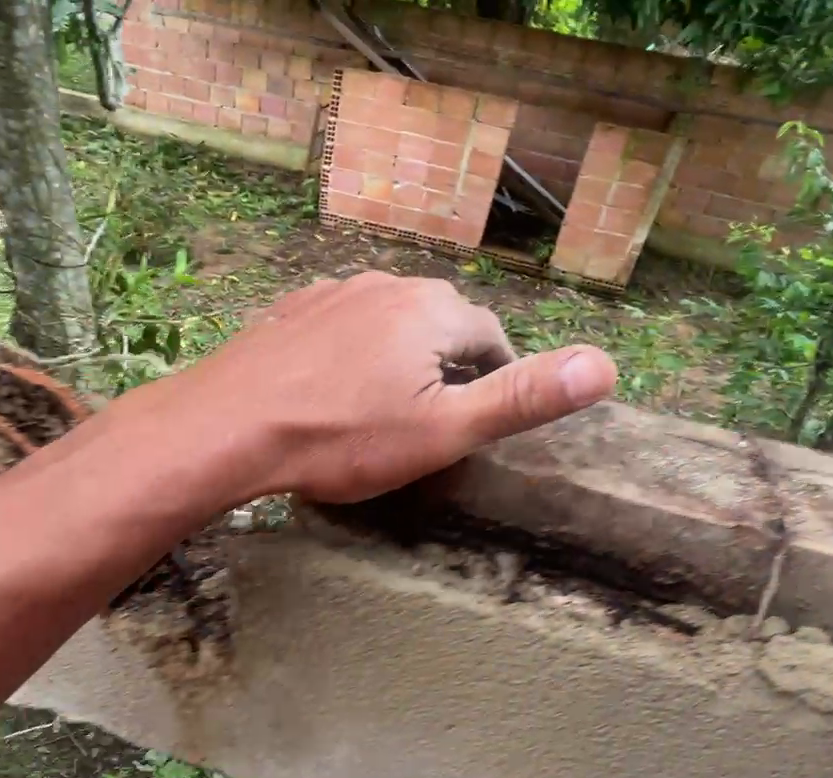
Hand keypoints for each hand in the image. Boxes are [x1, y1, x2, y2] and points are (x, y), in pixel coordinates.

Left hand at [124, 272, 616, 503]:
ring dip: (396, 356)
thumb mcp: (442, 430)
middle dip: (446, 365)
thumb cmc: (339, 437)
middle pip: (438, 324)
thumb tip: (605, 366)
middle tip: (430, 419)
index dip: (494, 377)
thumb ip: (520, 398)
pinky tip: (330, 389)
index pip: (489, 337)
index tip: (482, 414)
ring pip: (386, 323)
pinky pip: (339, 328)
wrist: (227, 428)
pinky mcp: (289, 312)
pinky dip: (348, 353)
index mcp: (431, 310)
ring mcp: (330, 294)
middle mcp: (385, 286)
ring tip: (380, 408)